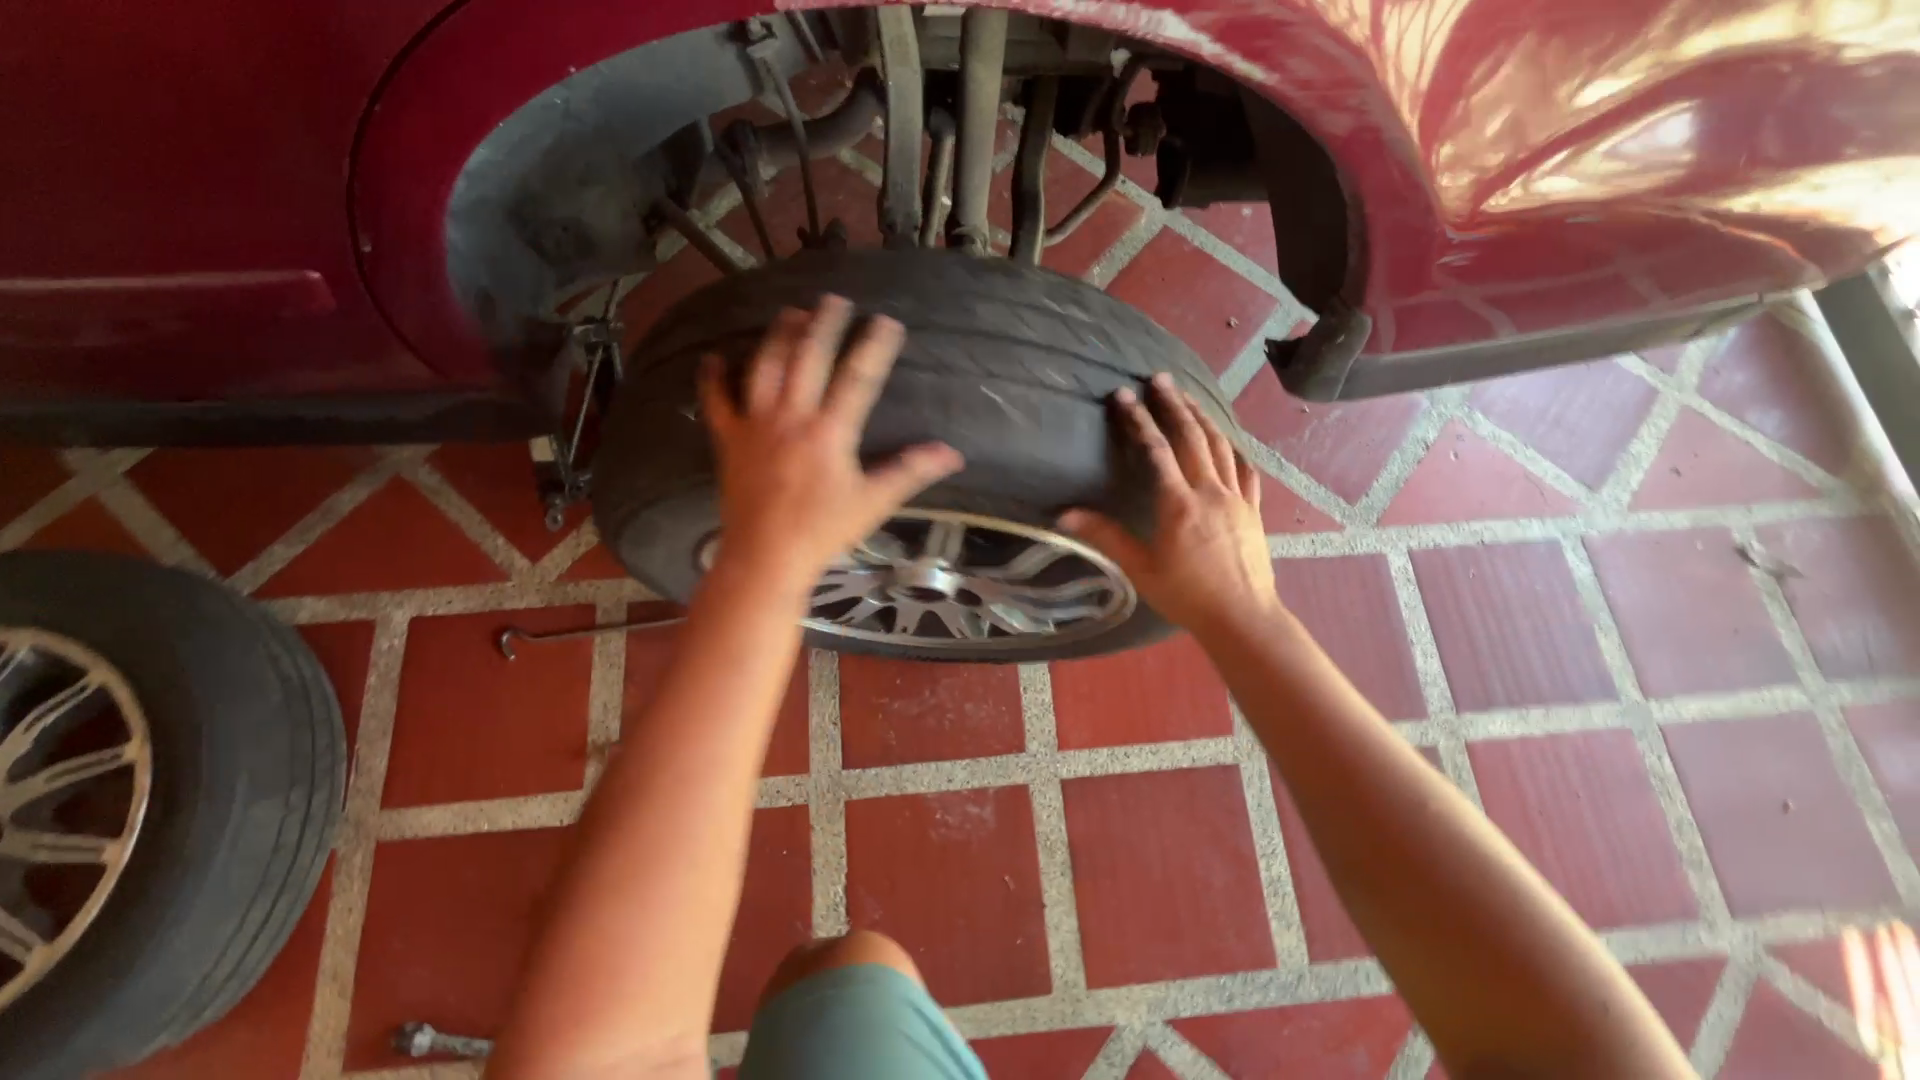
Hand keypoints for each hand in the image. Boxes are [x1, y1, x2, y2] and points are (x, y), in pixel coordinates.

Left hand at [699, 296, 963, 592]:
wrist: (765, 556)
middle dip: (823, 324)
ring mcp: (755, 424)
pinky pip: (716, 400)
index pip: (858, 377)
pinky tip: (714, 356)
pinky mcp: (729, 439)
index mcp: (829, 431)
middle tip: (834, 299)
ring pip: (765, 367)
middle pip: (808, 358)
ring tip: (792, 314)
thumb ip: (910, 472)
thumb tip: (951, 453)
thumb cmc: (822, 531)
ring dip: (779, 337)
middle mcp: (791, 416)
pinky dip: (713, 377)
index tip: (886, 321)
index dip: (874, 346)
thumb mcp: (873, 502)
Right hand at [1059, 372, 1283, 638]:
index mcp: (1178, 504)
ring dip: (1203, 417)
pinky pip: (1245, 469)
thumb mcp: (1140, 568)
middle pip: (1192, 437)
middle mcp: (1209, 491)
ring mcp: (1236, 498)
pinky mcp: (1253, 509)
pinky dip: (1233, 448)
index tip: (1123, 395)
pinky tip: (1228, 440)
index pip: (1155, 450)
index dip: (1138, 419)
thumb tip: (1065, 515)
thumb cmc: (1186, 596)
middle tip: (1160, 379)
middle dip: (1174, 404)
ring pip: (1220, 446)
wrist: (1242, 617)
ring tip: (1189, 397)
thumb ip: (1106, 537)